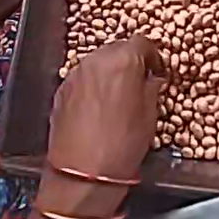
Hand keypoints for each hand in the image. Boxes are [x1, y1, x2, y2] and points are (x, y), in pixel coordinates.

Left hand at [47, 36, 166, 183]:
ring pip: (98, 62)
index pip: (142, 43)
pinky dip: (93, 85)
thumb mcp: (149, 115)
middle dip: (130, 62)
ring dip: (110, 72)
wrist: (82, 174)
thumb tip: (152, 79)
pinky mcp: (62, 90)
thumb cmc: (121, 145)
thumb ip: (152, 87)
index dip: (153, 56)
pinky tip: (99, 107)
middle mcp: (96, 60)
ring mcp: (75, 74)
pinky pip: (83, 78)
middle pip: (118, 48)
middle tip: (140, 82)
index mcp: (123, 60)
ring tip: (119, 96)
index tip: (157, 71)